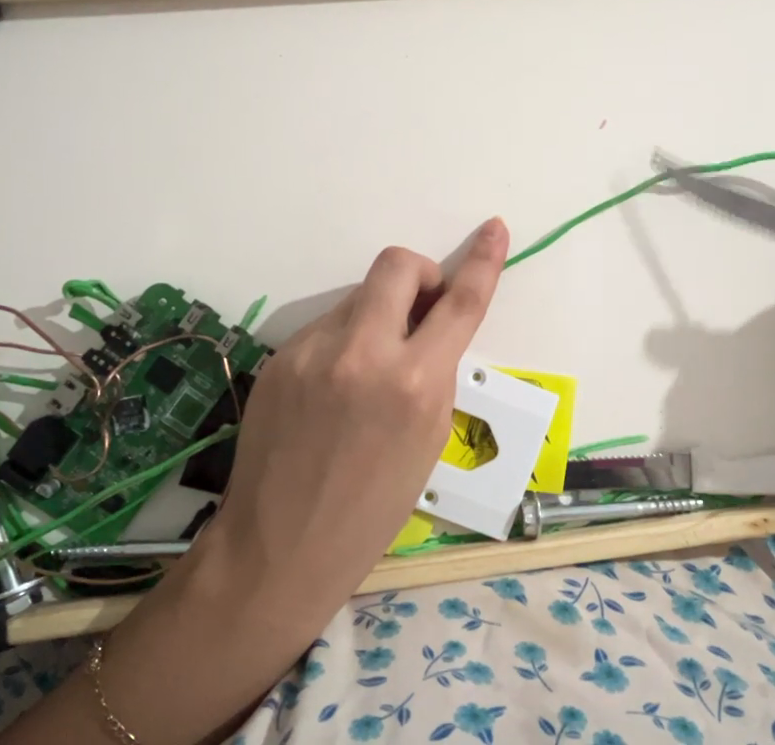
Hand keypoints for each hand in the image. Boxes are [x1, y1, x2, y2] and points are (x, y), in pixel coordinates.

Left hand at [196, 219, 508, 621]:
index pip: (460, 304)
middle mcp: (363, 354)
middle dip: (419, 276)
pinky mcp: (280, 359)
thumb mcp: (429, 441)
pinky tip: (331, 392)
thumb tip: (427, 329)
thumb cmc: (373, 510)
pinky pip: (325, 329)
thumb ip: (433, 374)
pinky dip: (342, 344)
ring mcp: (312, 352)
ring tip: (366, 374)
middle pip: (397, 265)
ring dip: (376, 318)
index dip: (483, 262)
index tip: (494, 228)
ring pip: (358, 299)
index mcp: (415, 384)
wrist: (281, 548)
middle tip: (420, 310)